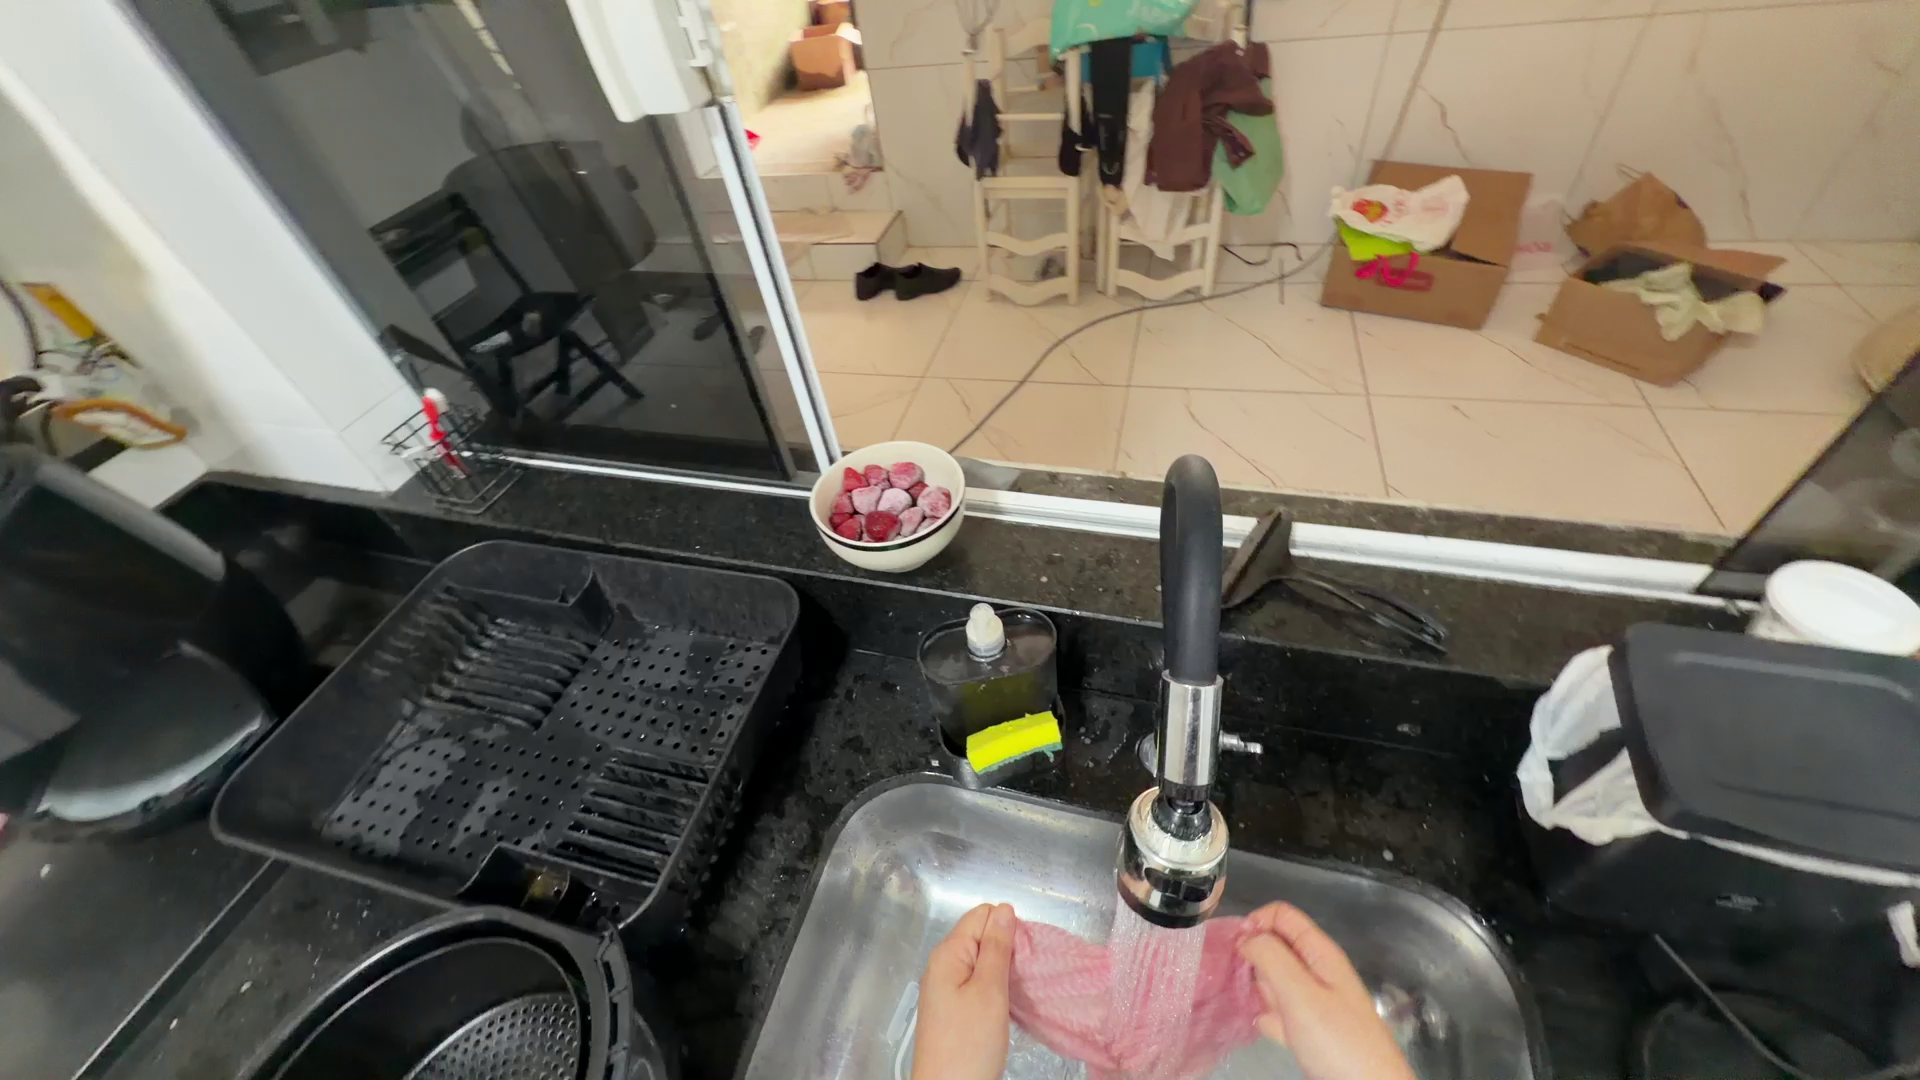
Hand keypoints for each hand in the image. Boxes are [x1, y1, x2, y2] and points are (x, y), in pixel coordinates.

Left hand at [912, 902, 1015, 1079]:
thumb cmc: (969, 1044)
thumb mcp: (989, 991)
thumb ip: (997, 947)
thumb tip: (1004, 908)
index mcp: (949, 952)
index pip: (982, 914)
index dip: (1006, 929)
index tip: (1021, 958)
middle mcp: (944, 964)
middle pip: (982, 936)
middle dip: (1006, 951)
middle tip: (1020, 980)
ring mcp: (947, 988)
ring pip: (983, 962)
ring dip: (1003, 973)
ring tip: (1016, 995)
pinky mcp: (954, 1009)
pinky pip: (979, 984)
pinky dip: (996, 991)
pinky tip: (1006, 1008)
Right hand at [1238, 903, 1417, 1079]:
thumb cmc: (1338, 1043)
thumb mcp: (1300, 993)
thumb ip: (1269, 955)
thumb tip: (1244, 936)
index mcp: (1320, 953)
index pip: (1281, 915)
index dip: (1256, 924)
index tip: (1241, 950)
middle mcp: (1318, 971)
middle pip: (1275, 946)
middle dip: (1259, 964)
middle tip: (1267, 992)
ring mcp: (1316, 1002)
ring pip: (1274, 980)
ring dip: (1264, 993)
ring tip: (1274, 1017)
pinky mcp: (1311, 1030)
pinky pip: (1280, 1011)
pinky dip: (1271, 1018)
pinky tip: (1270, 1030)